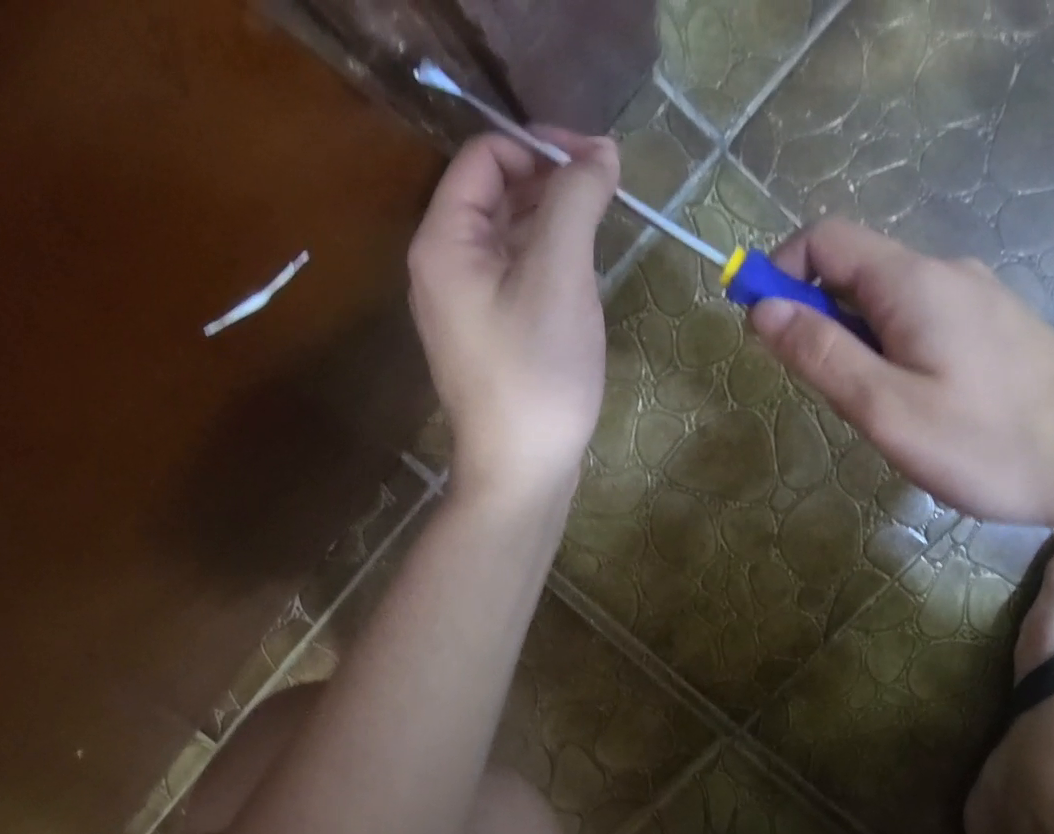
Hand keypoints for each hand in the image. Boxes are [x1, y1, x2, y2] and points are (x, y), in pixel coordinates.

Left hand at [407, 131, 619, 503]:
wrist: (520, 469)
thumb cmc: (537, 373)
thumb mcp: (560, 277)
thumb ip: (575, 202)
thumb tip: (600, 151)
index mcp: (444, 241)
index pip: (485, 156)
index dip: (542, 144)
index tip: (600, 162)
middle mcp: (443, 263)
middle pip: (494, 190)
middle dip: (552, 178)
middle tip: (610, 190)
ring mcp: (463, 300)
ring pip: (508, 231)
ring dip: (554, 216)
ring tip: (604, 224)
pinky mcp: (487, 329)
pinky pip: (515, 270)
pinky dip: (549, 255)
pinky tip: (583, 269)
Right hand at [749, 219, 1053, 528]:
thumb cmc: (989, 444)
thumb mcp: (886, 409)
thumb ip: (820, 354)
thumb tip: (762, 309)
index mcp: (913, 281)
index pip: (824, 238)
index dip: (779, 271)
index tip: (762, 330)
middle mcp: (946, 272)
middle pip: (855, 270)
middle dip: (819, 319)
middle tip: (829, 391)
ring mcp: (978, 297)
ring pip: (887, 302)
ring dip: (858, 343)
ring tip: (880, 411)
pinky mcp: (997, 326)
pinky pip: (922, 321)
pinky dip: (895, 351)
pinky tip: (921, 407)